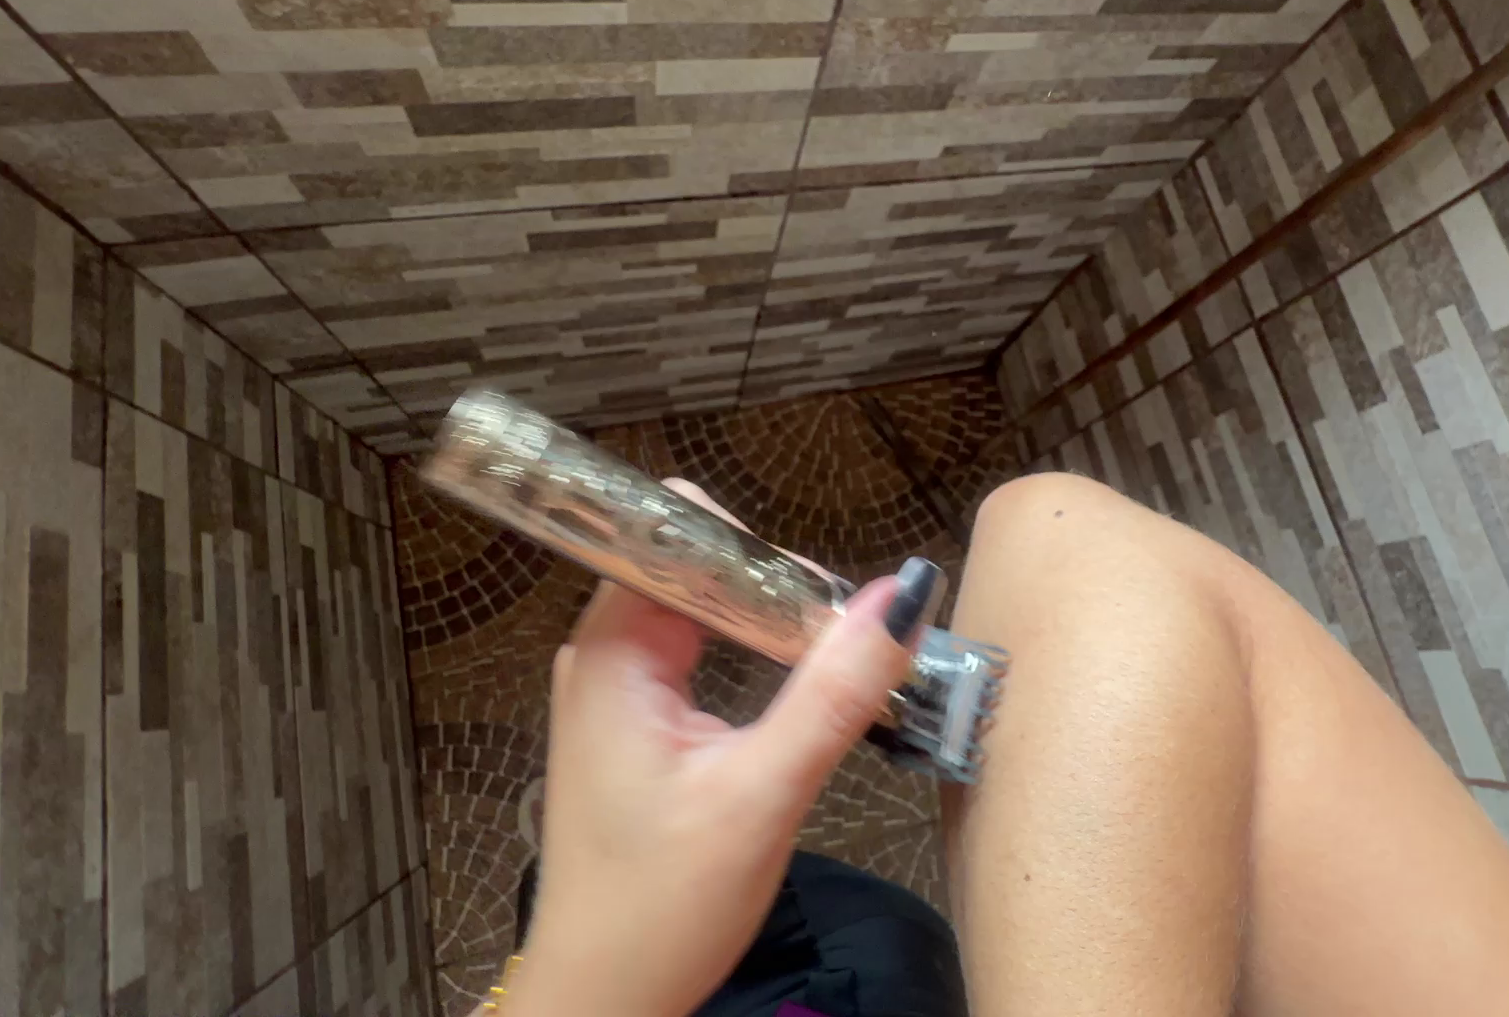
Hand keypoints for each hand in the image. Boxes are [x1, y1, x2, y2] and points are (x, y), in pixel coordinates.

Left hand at [501, 481, 936, 1016]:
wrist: (606, 1001)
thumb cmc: (663, 908)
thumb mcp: (762, 796)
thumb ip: (833, 693)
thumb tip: (902, 596)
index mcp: (611, 649)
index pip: (674, 538)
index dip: (752, 547)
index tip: (819, 594)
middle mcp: (605, 648)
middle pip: (697, 565)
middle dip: (774, 584)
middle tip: (841, 631)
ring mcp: (619, 678)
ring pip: (706, 604)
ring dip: (770, 617)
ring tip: (829, 650)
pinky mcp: (639, 708)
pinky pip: (701, 643)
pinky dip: (753, 646)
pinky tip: (794, 670)